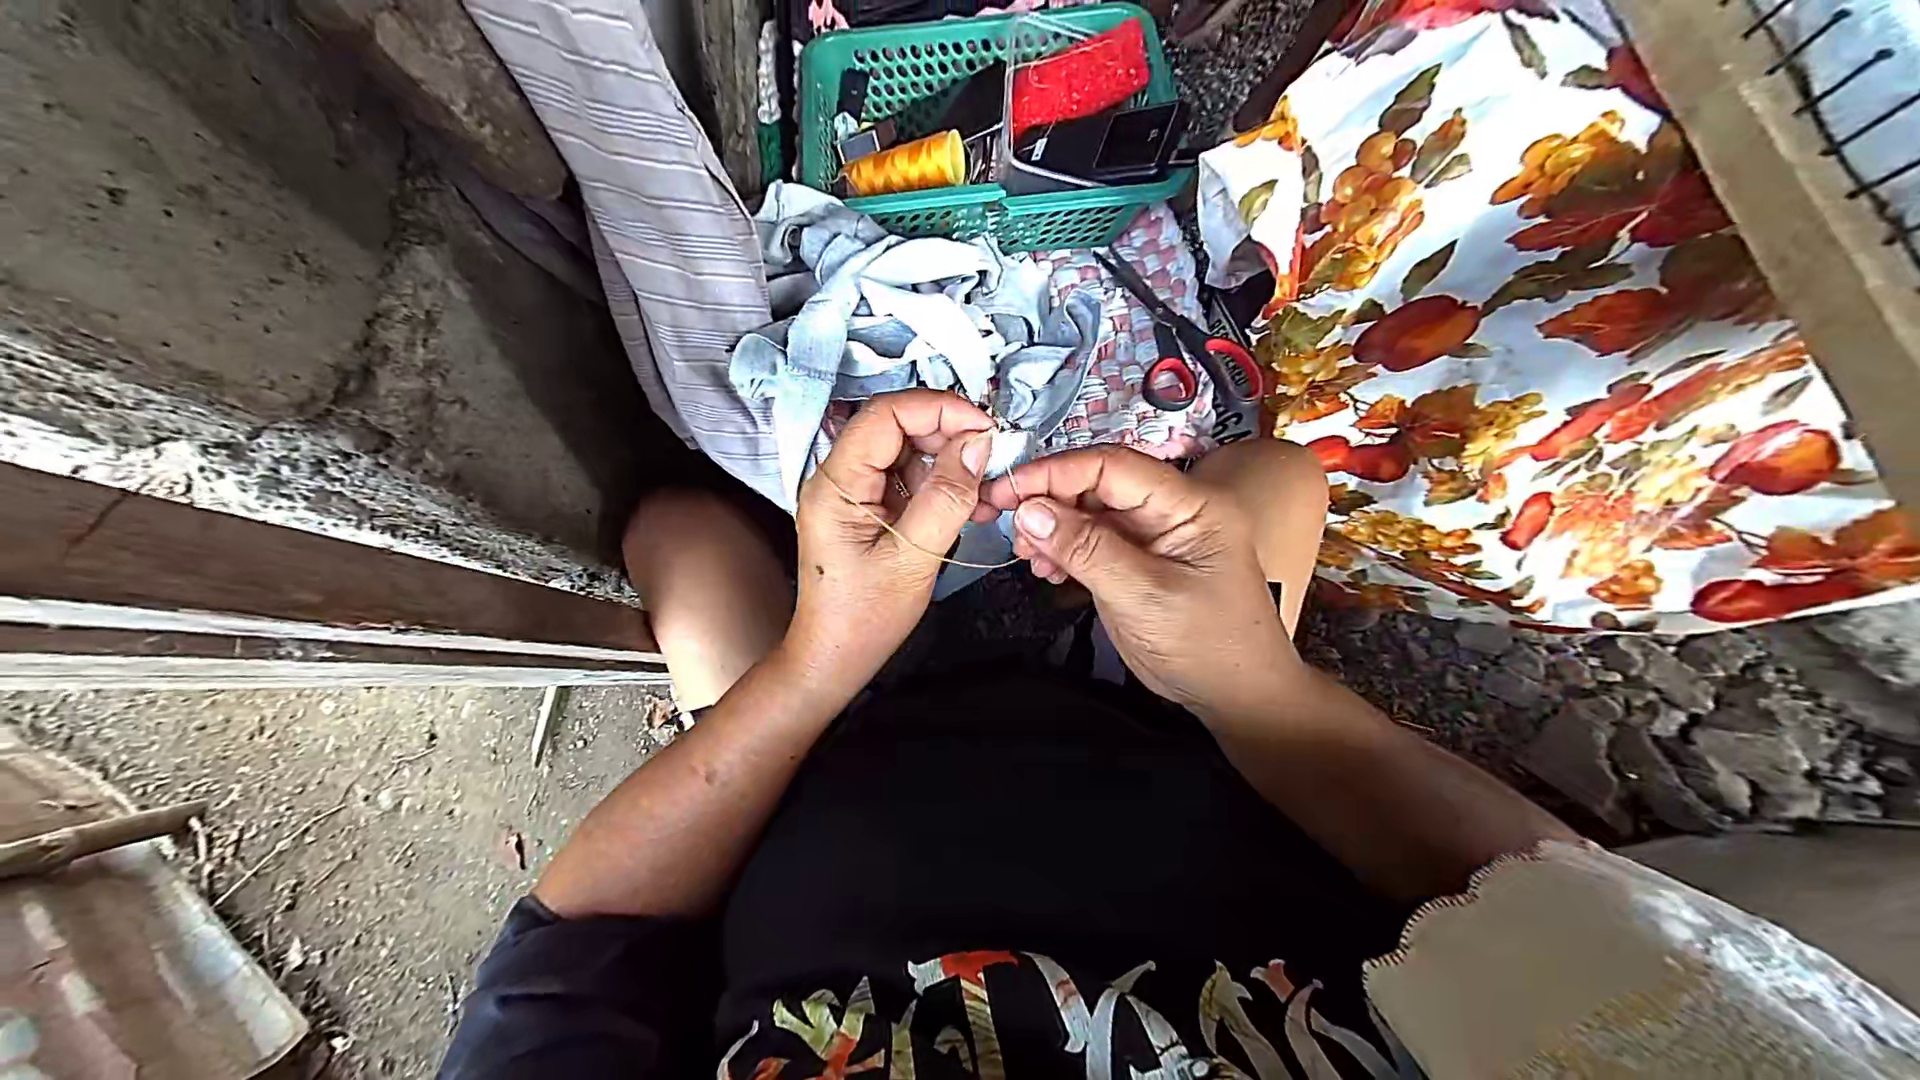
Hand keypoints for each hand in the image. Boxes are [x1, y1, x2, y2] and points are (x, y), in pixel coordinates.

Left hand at [783, 390, 995, 698]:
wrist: (836, 656)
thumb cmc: (864, 617)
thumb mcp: (913, 558)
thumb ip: (946, 498)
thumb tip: (977, 444)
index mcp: (837, 483)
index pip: (886, 415)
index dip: (938, 409)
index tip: (983, 427)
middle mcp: (840, 477)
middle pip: (898, 427)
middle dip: (949, 435)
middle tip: (989, 460)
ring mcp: (855, 491)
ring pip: (909, 451)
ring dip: (951, 463)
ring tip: (984, 492)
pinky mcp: (870, 506)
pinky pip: (909, 479)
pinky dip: (942, 485)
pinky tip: (969, 505)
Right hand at [977, 445, 1304, 719]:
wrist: (1233, 694)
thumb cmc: (1208, 645)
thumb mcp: (1143, 596)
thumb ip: (1086, 549)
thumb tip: (1030, 511)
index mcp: (1189, 504)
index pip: (1112, 466)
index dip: (1055, 472)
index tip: (1010, 489)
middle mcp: (1169, 509)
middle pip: (1096, 484)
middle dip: (1048, 499)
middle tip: (1010, 523)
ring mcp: (1150, 535)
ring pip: (1087, 511)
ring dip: (1050, 527)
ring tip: (1028, 555)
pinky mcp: (1135, 559)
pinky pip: (1089, 540)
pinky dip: (1062, 550)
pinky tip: (1048, 569)